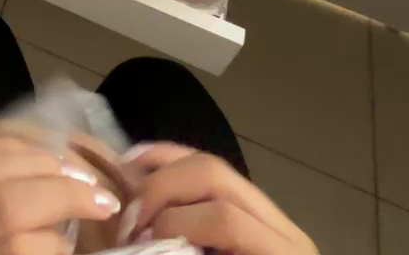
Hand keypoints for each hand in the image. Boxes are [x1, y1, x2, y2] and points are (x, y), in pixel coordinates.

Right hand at [124, 144, 317, 254]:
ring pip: (210, 164)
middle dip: (162, 189)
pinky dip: (171, 164)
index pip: (226, 219)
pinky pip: (207, 174)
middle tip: (131, 219)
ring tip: (127, 188)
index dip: (176, 224)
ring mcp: (267, 213)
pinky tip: (141, 163)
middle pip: (215, 176)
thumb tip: (148, 249)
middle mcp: (280, 226)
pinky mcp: (249, 210)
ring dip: (161, 170)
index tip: (141, 244)